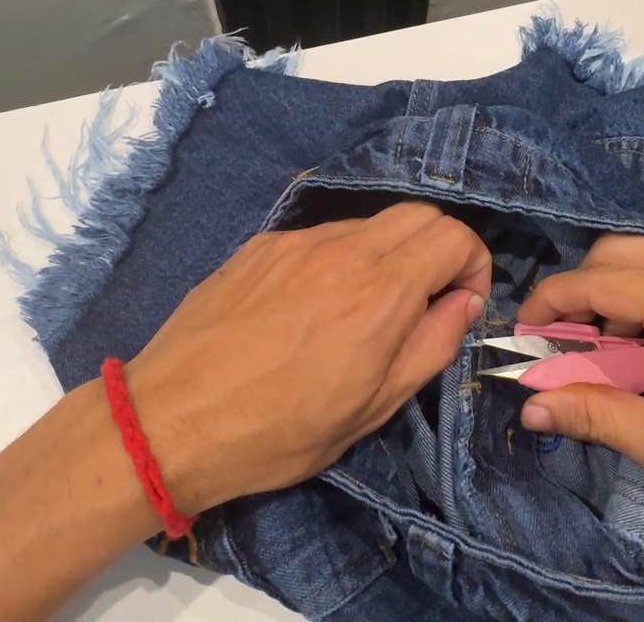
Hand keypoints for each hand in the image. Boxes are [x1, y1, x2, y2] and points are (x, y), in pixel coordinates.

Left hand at [124, 202, 490, 512]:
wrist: (169, 421)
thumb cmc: (279, 430)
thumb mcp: (372, 407)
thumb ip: (432, 344)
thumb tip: (464, 302)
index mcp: (380, 290)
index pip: (453, 235)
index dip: (473, 265)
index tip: (461, 303)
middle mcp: (344, 248)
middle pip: (420, 213)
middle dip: (440, 248)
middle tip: (426, 298)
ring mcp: (298, 241)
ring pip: (371, 223)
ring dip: (390, 253)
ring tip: (365, 307)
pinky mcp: (262, 245)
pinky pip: (323, 236)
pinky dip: (343, 257)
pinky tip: (313, 304)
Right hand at [516, 235, 643, 505]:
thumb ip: (596, 415)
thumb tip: (531, 405)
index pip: (599, 281)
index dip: (552, 301)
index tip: (524, 330)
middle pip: (615, 251)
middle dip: (579, 290)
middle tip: (566, 341)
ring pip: (641, 251)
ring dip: (611, 288)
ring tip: (609, 346)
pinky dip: (642, 288)